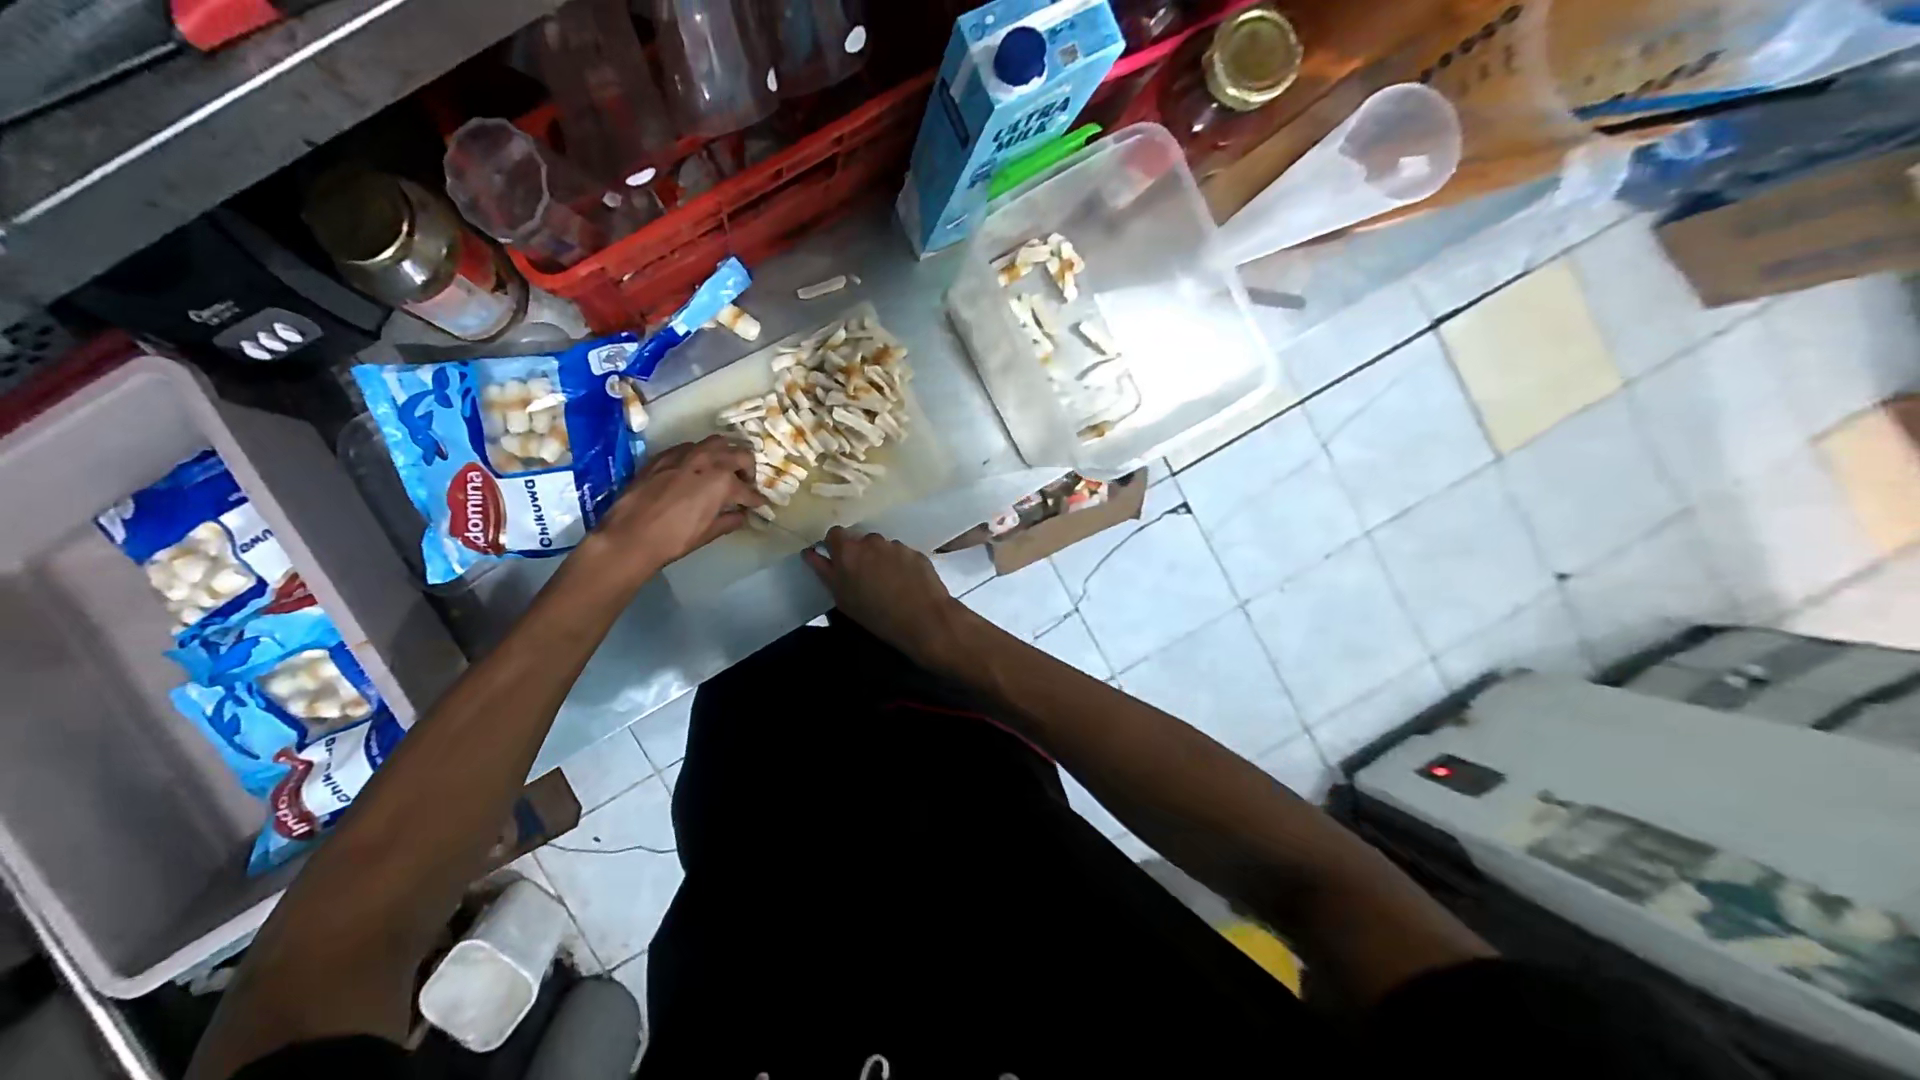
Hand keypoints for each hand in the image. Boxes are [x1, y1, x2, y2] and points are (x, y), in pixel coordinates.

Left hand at [590, 436, 765, 580]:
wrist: (630, 534)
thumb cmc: (674, 539)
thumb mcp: (708, 533)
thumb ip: (730, 520)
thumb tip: (742, 515)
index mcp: (723, 481)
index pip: (749, 490)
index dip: (756, 499)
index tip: (759, 504)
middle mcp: (708, 460)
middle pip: (740, 455)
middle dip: (748, 470)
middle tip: (744, 484)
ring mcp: (685, 454)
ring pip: (717, 442)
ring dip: (726, 454)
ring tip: (723, 469)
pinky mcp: (665, 455)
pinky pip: (690, 446)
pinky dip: (700, 455)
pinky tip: (695, 469)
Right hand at [803, 527, 976, 670]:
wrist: (924, 618)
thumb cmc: (876, 614)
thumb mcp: (842, 598)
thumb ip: (824, 571)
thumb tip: (810, 553)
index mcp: (848, 551)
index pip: (834, 534)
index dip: (835, 547)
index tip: (839, 564)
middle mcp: (872, 541)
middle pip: (861, 541)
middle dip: (860, 555)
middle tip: (865, 579)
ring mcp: (896, 545)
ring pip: (882, 548)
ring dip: (881, 560)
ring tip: (888, 585)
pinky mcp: (916, 553)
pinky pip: (902, 555)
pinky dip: (900, 566)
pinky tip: (906, 586)